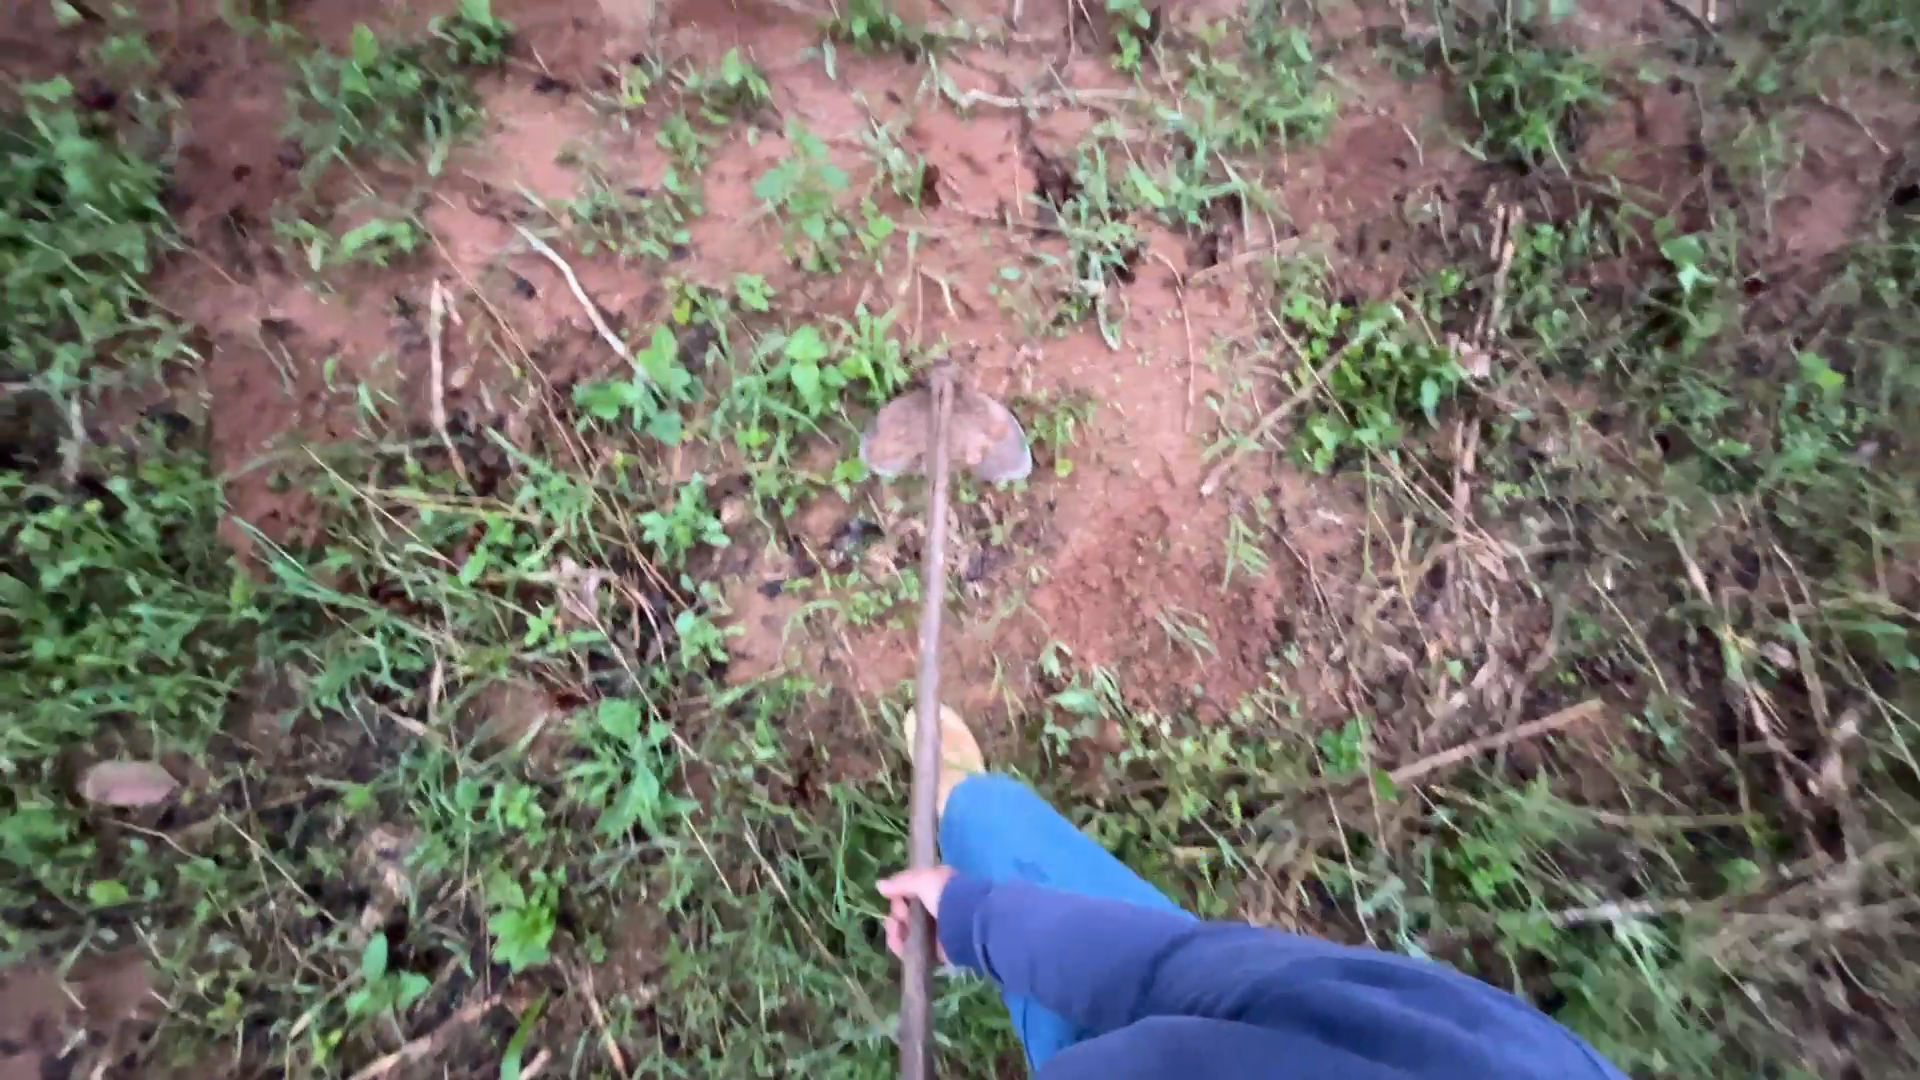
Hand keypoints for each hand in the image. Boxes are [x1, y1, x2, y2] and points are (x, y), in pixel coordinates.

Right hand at [876, 866, 956, 960]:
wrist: (964, 924)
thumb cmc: (945, 895)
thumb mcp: (922, 879)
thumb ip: (900, 883)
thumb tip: (879, 885)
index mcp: (935, 886)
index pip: (908, 890)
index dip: (898, 894)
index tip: (896, 897)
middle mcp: (934, 907)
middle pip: (904, 911)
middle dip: (897, 913)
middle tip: (902, 915)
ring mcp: (933, 930)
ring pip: (905, 930)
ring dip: (895, 930)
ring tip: (896, 930)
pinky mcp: (932, 951)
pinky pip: (910, 949)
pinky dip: (901, 946)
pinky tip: (898, 943)